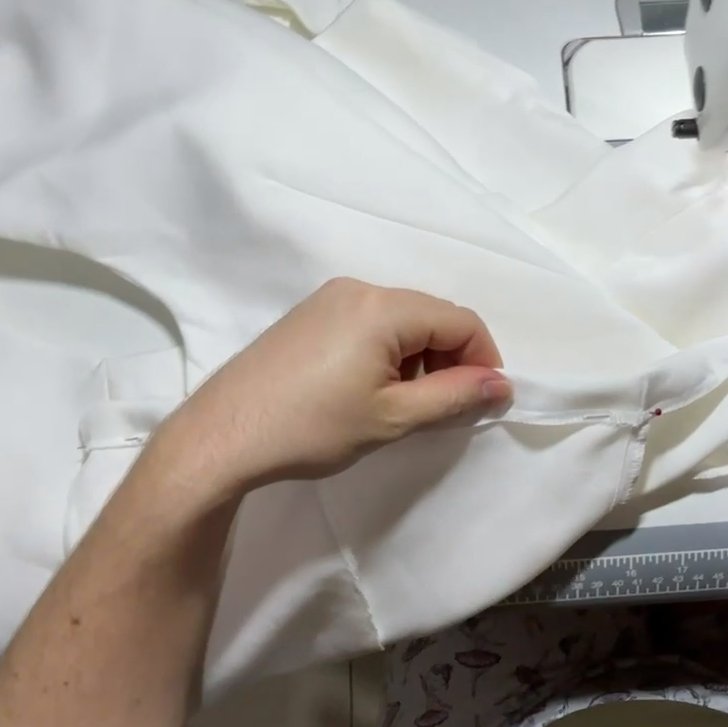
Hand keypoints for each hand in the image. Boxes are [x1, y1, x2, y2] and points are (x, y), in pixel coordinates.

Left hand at [148, 279, 510, 492]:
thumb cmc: (313, 428)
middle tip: (444, 408)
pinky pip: (371, 324)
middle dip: (452, 359)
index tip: (483, 402)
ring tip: (405, 405)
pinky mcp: (310, 316)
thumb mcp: (393, 417)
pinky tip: (372, 391)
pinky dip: (390, 354)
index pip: (460, 320)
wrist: (223, 437)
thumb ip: (455, 397)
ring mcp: (329, 299)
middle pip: (432, 316)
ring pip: (402, 321)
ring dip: (421, 359)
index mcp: (382, 307)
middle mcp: (358, 289)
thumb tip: (503, 386)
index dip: (484, 359)